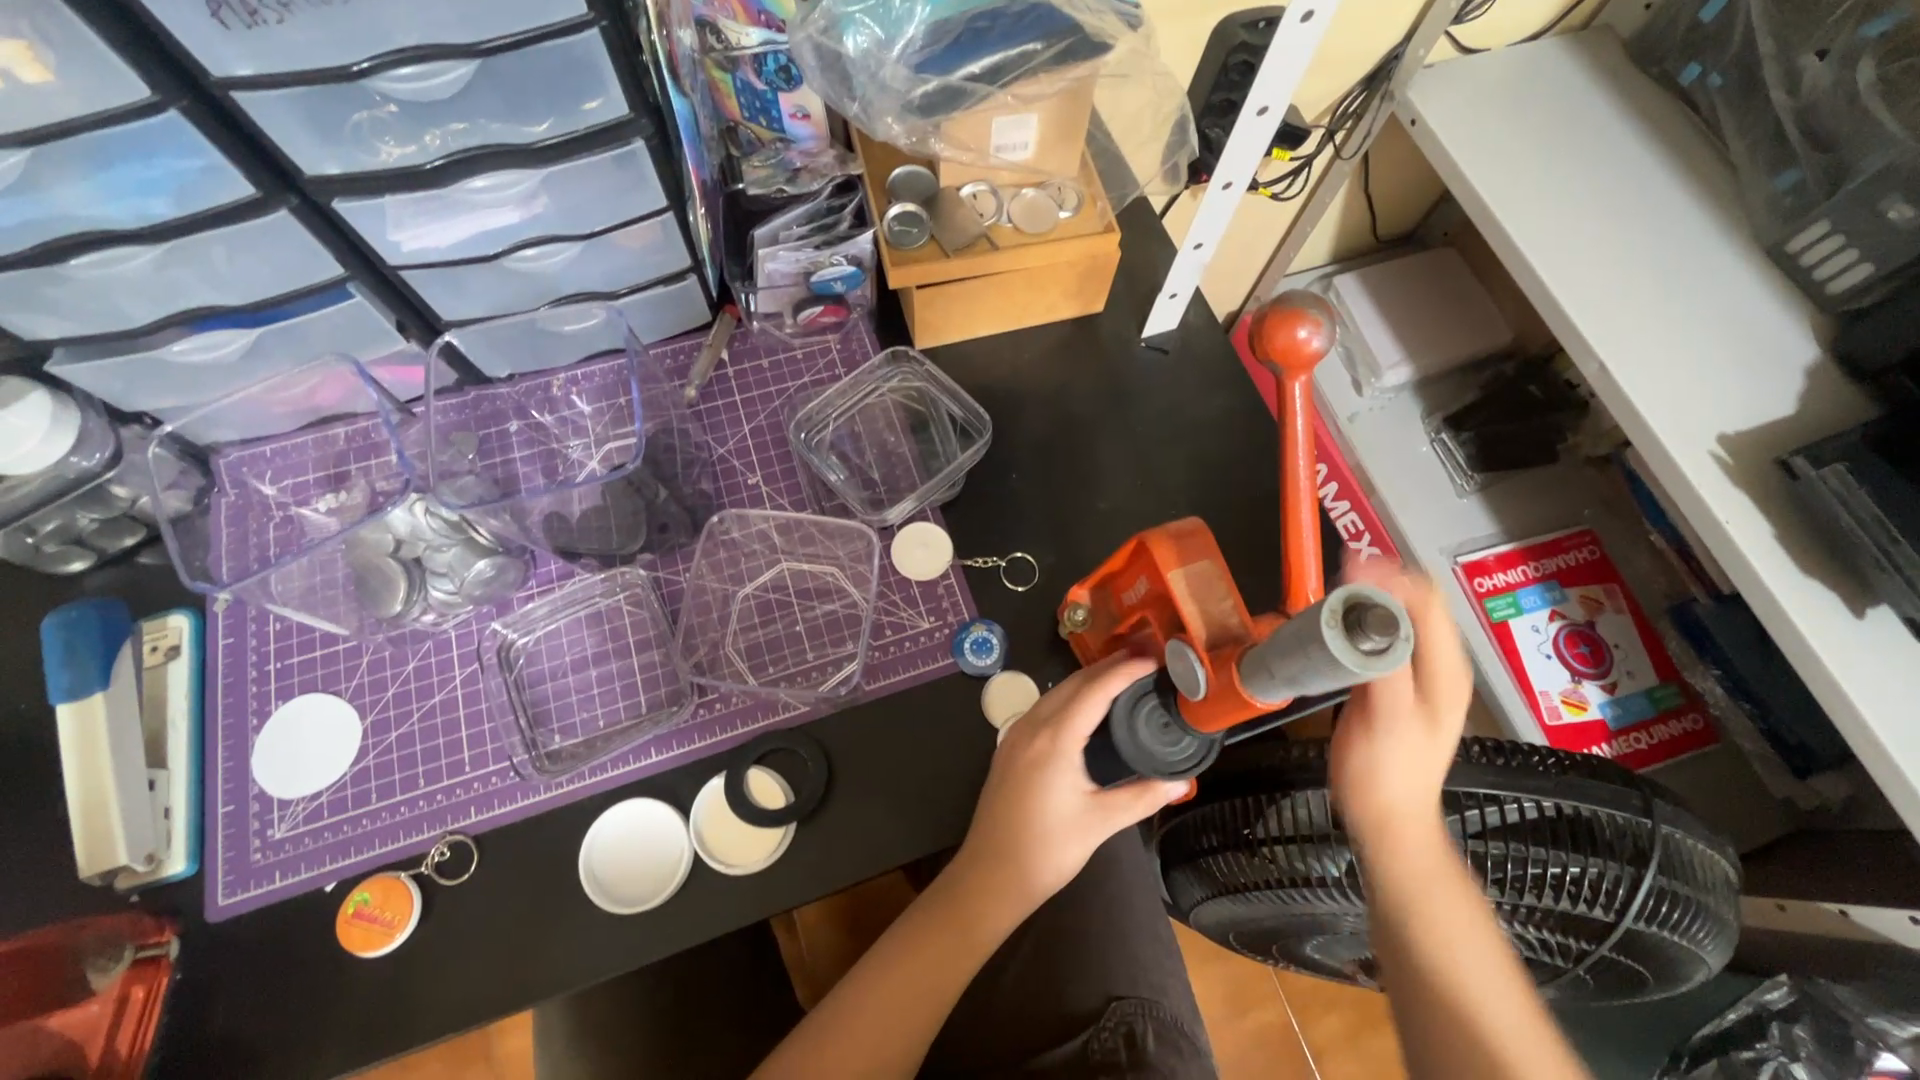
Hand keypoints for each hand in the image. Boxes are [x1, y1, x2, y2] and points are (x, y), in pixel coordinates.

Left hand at [951, 654, 1189, 917]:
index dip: (1125, 670)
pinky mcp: (1009, 749)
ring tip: (1121, 678)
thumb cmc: (1046, 849)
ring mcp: (1015, 736)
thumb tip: (1182, 783)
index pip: (1095, 690)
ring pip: (1054, 694)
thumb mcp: (1099, 822)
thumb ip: (1141, 797)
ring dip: (1087, 681)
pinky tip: (1086, 709)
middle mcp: (1031, 727)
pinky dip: (1069, 698)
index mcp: (1054, 738)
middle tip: (1143, 660)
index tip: (1154, 658)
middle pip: (1073, 684)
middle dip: (1107, 667)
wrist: (990, 875)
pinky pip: (1043, 709)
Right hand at [1329, 559, 1473, 847]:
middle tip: (1338, 574)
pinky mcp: (1396, 684)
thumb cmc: (1386, 774)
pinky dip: (1363, 621)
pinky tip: (1338, 622)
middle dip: (1381, 580)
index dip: (1391, 576)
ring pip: (1401, 617)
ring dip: (1372, 598)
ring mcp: (1419, 675)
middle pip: (1417, 602)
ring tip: (1335, 590)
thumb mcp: (1384, 718)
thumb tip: (1368, 610)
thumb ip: (1381, 662)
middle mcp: (1439, 665)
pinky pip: (1385, 637)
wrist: (1387, 821)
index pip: (1426, 601)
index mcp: (1444, 670)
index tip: (1348, 566)